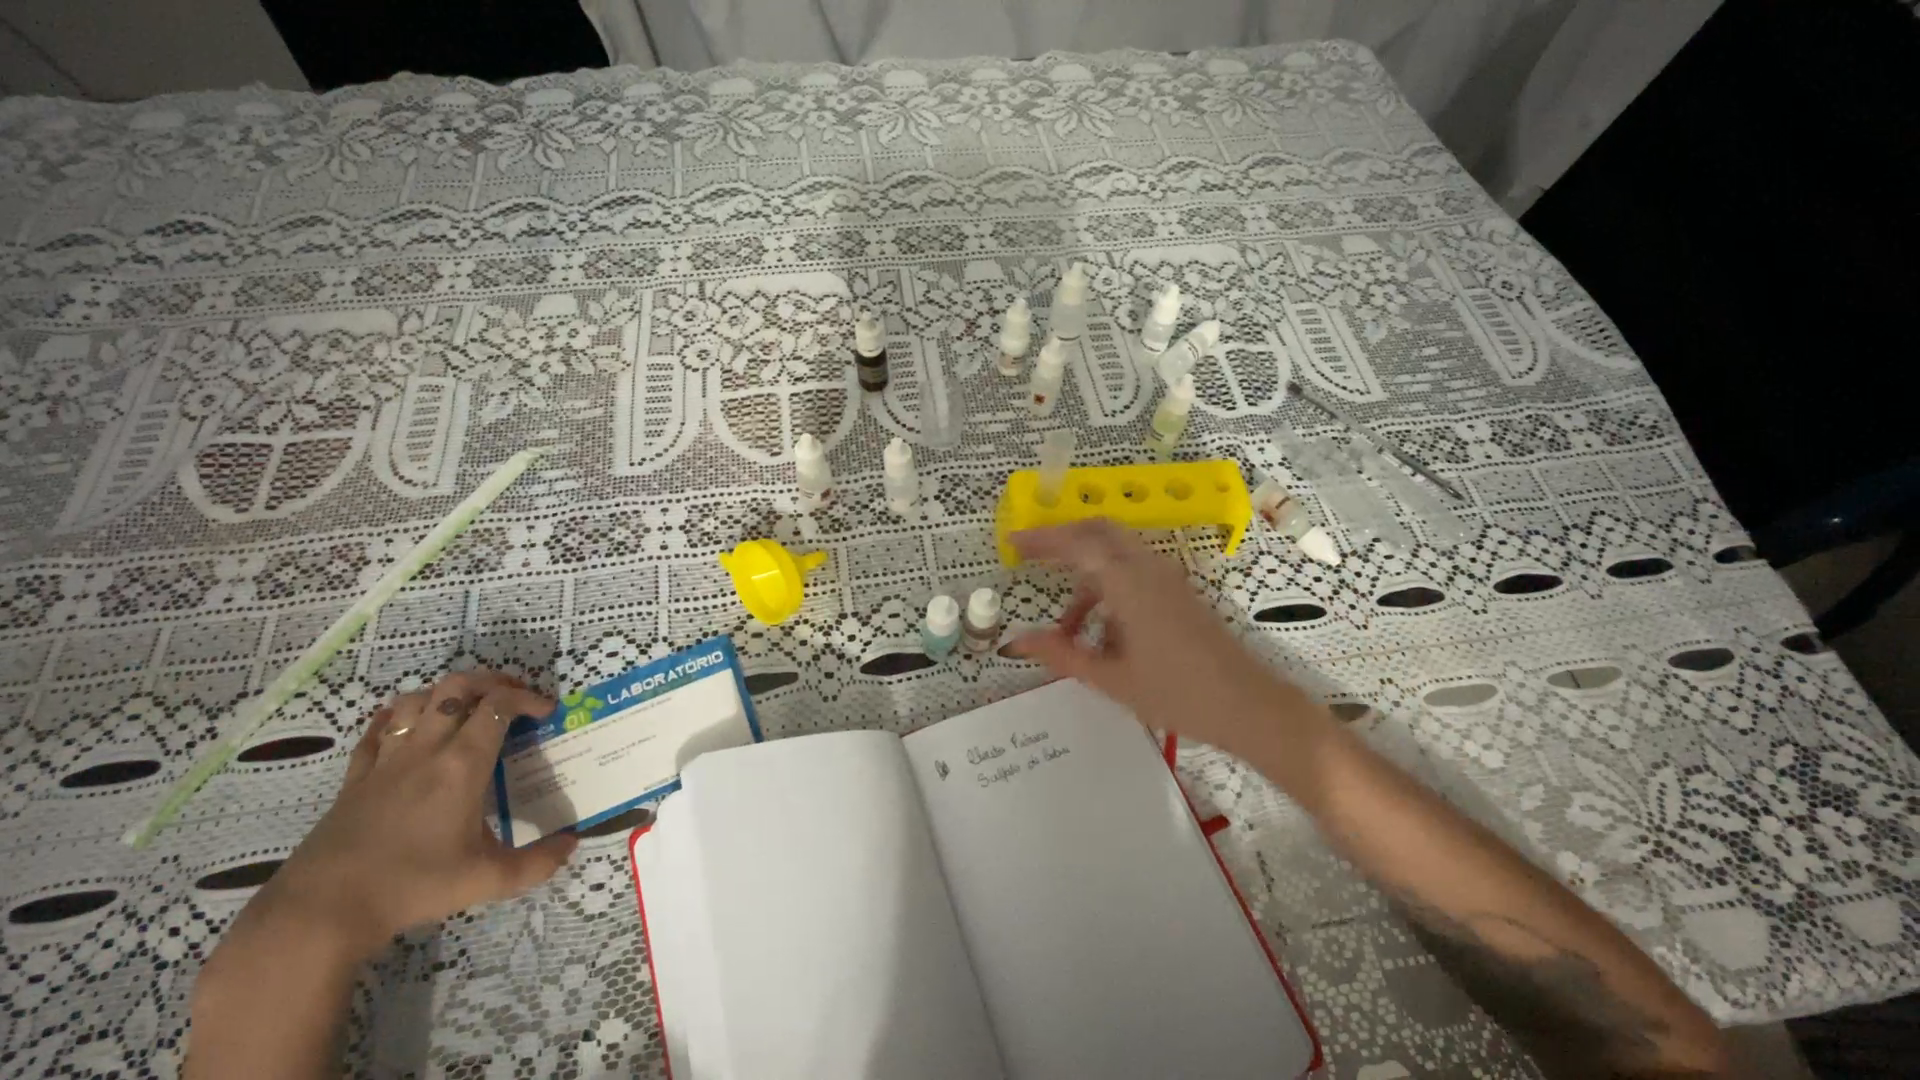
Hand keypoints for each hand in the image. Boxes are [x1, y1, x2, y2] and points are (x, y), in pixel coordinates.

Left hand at [236, 671, 576, 960]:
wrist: (325, 908)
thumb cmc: (414, 886)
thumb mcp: (489, 880)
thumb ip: (538, 862)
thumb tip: (573, 843)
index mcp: (462, 765)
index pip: (499, 706)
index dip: (528, 698)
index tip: (547, 711)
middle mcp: (426, 749)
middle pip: (456, 687)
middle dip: (491, 682)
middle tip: (512, 698)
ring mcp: (386, 760)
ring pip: (416, 700)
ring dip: (446, 695)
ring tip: (466, 710)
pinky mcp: (355, 777)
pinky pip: (377, 730)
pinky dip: (399, 717)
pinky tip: (408, 726)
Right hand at [1005, 520, 1331, 760]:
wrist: (1248, 706)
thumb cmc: (1177, 694)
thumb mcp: (1110, 679)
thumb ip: (1060, 654)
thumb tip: (1015, 640)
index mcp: (1130, 584)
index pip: (1078, 545)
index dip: (1042, 540)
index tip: (1012, 543)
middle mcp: (1149, 570)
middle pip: (1100, 533)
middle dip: (1064, 541)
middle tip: (1032, 558)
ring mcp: (1168, 579)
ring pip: (1117, 556)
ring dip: (1087, 578)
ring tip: (1068, 630)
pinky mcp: (1179, 594)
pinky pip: (1135, 574)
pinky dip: (1108, 590)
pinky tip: (1103, 636)